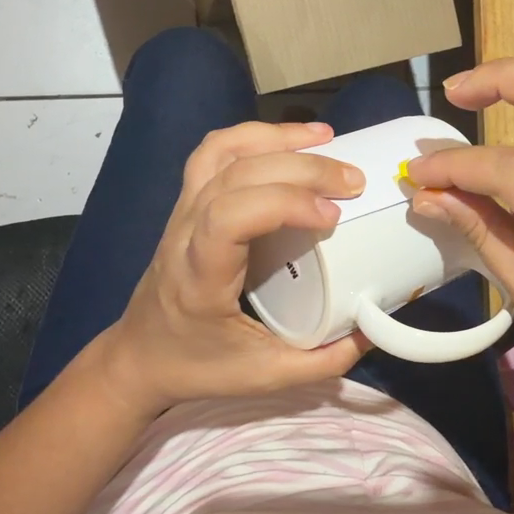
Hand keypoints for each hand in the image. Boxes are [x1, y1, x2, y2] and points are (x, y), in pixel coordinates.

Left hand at [98, 120, 367, 414]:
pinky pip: (212, 154)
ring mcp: (181, 212)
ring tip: (327, 139)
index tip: (331, 219)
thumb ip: (324, 360)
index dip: (284, 204)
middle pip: (236, 176)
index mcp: (200, 279)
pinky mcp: (186, 203)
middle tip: (353, 181)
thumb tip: (374, 331)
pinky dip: (253, 136)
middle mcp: (185, 234)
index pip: (229, 218)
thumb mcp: (266, 377)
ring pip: (220, 152)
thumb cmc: (199, 366)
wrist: (140, 357)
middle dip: (299, 168)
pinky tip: (291, 139)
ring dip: (276, 139)